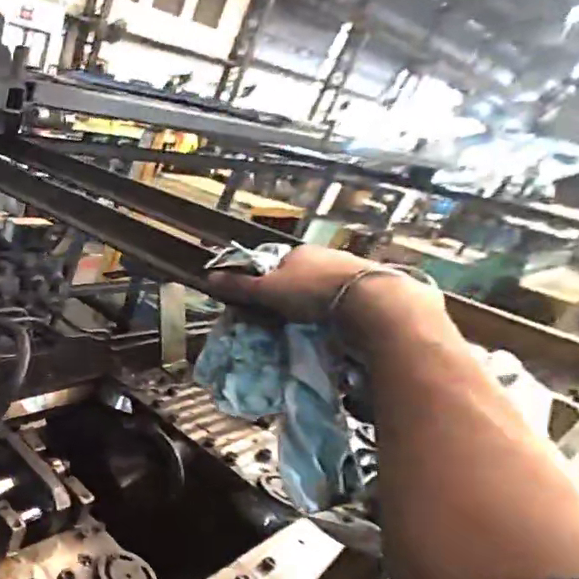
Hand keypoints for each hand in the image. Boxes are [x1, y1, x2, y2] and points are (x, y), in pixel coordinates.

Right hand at [203, 246, 380, 322]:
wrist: (370, 302)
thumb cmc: (311, 291)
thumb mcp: (267, 290)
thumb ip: (240, 286)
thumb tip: (209, 278)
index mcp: (298, 251)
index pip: (272, 264)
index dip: (262, 283)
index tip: (258, 303)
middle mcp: (324, 255)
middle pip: (297, 276)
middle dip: (288, 295)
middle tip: (279, 319)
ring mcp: (348, 271)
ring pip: (320, 289)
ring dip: (312, 305)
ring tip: (304, 327)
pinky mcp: (368, 290)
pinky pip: (341, 301)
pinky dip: (332, 312)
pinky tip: (329, 326)